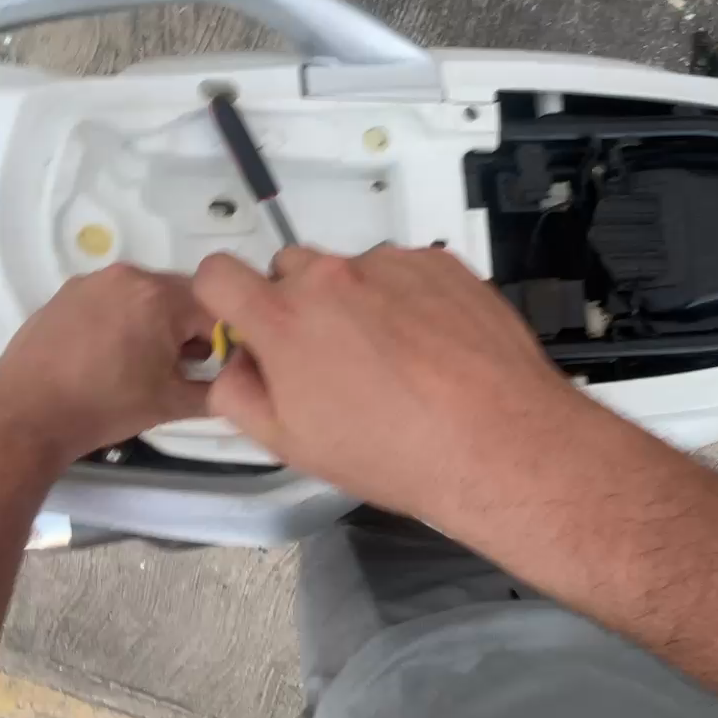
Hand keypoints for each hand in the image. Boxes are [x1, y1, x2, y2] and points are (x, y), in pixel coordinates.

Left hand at [0, 264, 214, 466]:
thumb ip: (218, 389)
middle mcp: (128, 276)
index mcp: (160, 297)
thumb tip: (240, 384)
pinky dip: (127, 320)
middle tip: (185, 368)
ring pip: (148, 295)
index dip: (227, 339)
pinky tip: (114, 356)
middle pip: (183, 296)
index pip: (218, 308)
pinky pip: (115, 299)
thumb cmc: (105, 407)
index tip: (223, 366)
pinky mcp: (67, 293)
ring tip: (147, 363)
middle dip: (193, 329)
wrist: (25, 416)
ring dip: (160, 323)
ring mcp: (93, 281)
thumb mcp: (173, 404)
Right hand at [192, 246, 596, 523]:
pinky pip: (406, 270)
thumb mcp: (295, 445)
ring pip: (352, 272)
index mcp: (285, 319)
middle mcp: (334, 277)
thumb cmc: (394, 454)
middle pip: (290, 271)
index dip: (226, 301)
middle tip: (334, 360)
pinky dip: (408, 298)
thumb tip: (236, 364)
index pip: (218, 275)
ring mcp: (392, 264)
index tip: (249, 326)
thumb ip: (240, 395)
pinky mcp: (442, 263)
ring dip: (358, 302)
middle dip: (299, 307)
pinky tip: (433, 347)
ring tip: (397, 360)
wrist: (499, 444)